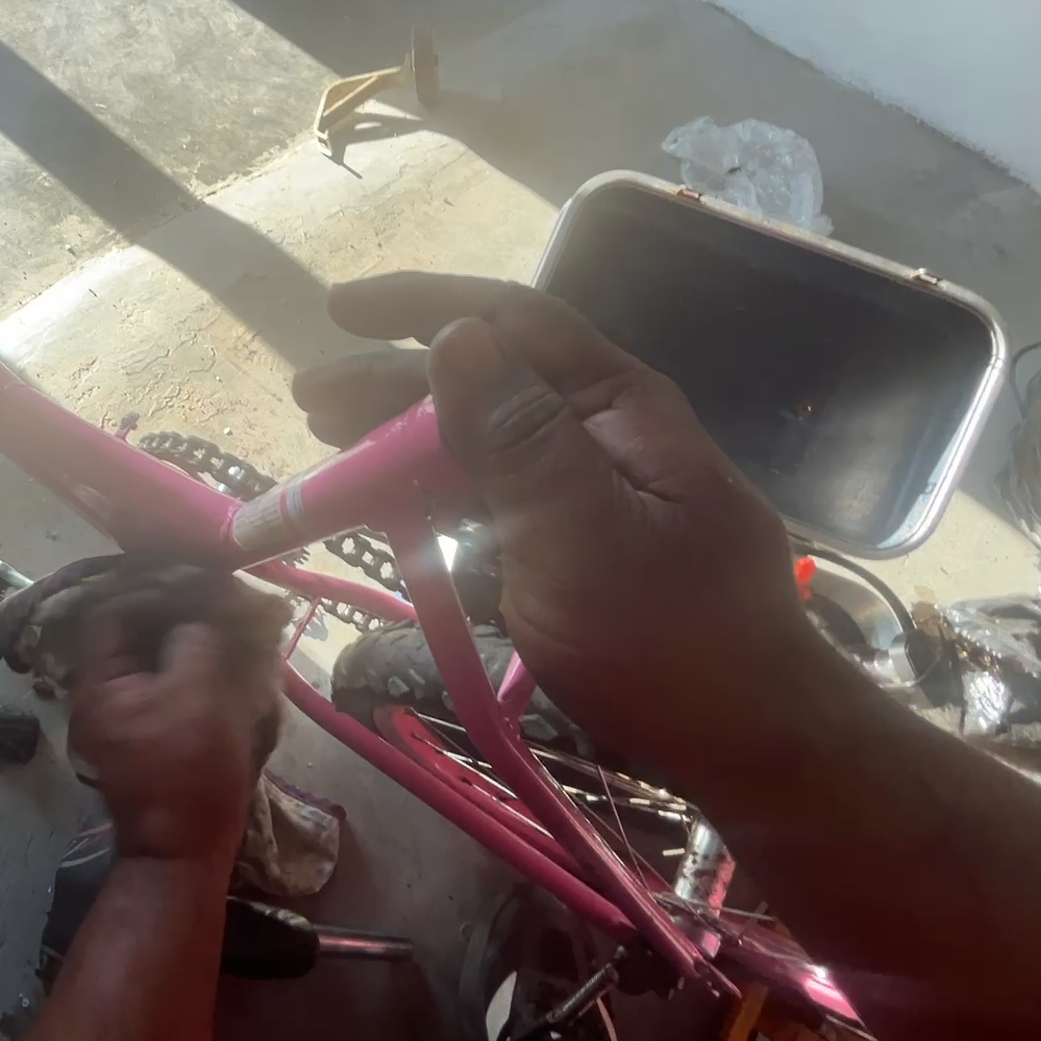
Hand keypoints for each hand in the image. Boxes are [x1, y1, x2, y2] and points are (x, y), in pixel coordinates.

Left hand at [69, 614, 267, 862]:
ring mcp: (123, 722)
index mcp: (98, 686)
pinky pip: (164, 691)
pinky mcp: (147, 739)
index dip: (151, 593)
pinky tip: (220, 665)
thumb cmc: (189, 770)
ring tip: (221, 629)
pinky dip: (189, 673)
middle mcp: (101, 700)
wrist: (185, 852)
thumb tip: (197, 615)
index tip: (191, 585)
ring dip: (184, 644)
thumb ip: (195, 640)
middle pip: (131, 640)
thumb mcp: (197, 693)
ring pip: (152, 665)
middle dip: (172, 618)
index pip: (112, 616)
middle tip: (210, 603)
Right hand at [299, 273, 823, 772]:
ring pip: (462, 439)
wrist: (731, 735)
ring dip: (392, 435)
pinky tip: (377, 494)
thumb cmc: (669, 639)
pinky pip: (468, 493)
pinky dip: (416, 489)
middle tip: (309, 400)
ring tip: (327, 439)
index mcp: (610, 406)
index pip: (510, 322)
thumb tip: (454, 337)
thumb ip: (518, 439)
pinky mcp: (545, 534)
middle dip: (386, 384)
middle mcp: (585, 430)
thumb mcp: (587, 535)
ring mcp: (563, 483)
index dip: (420, 305)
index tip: (340, 309)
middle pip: (473, 382)